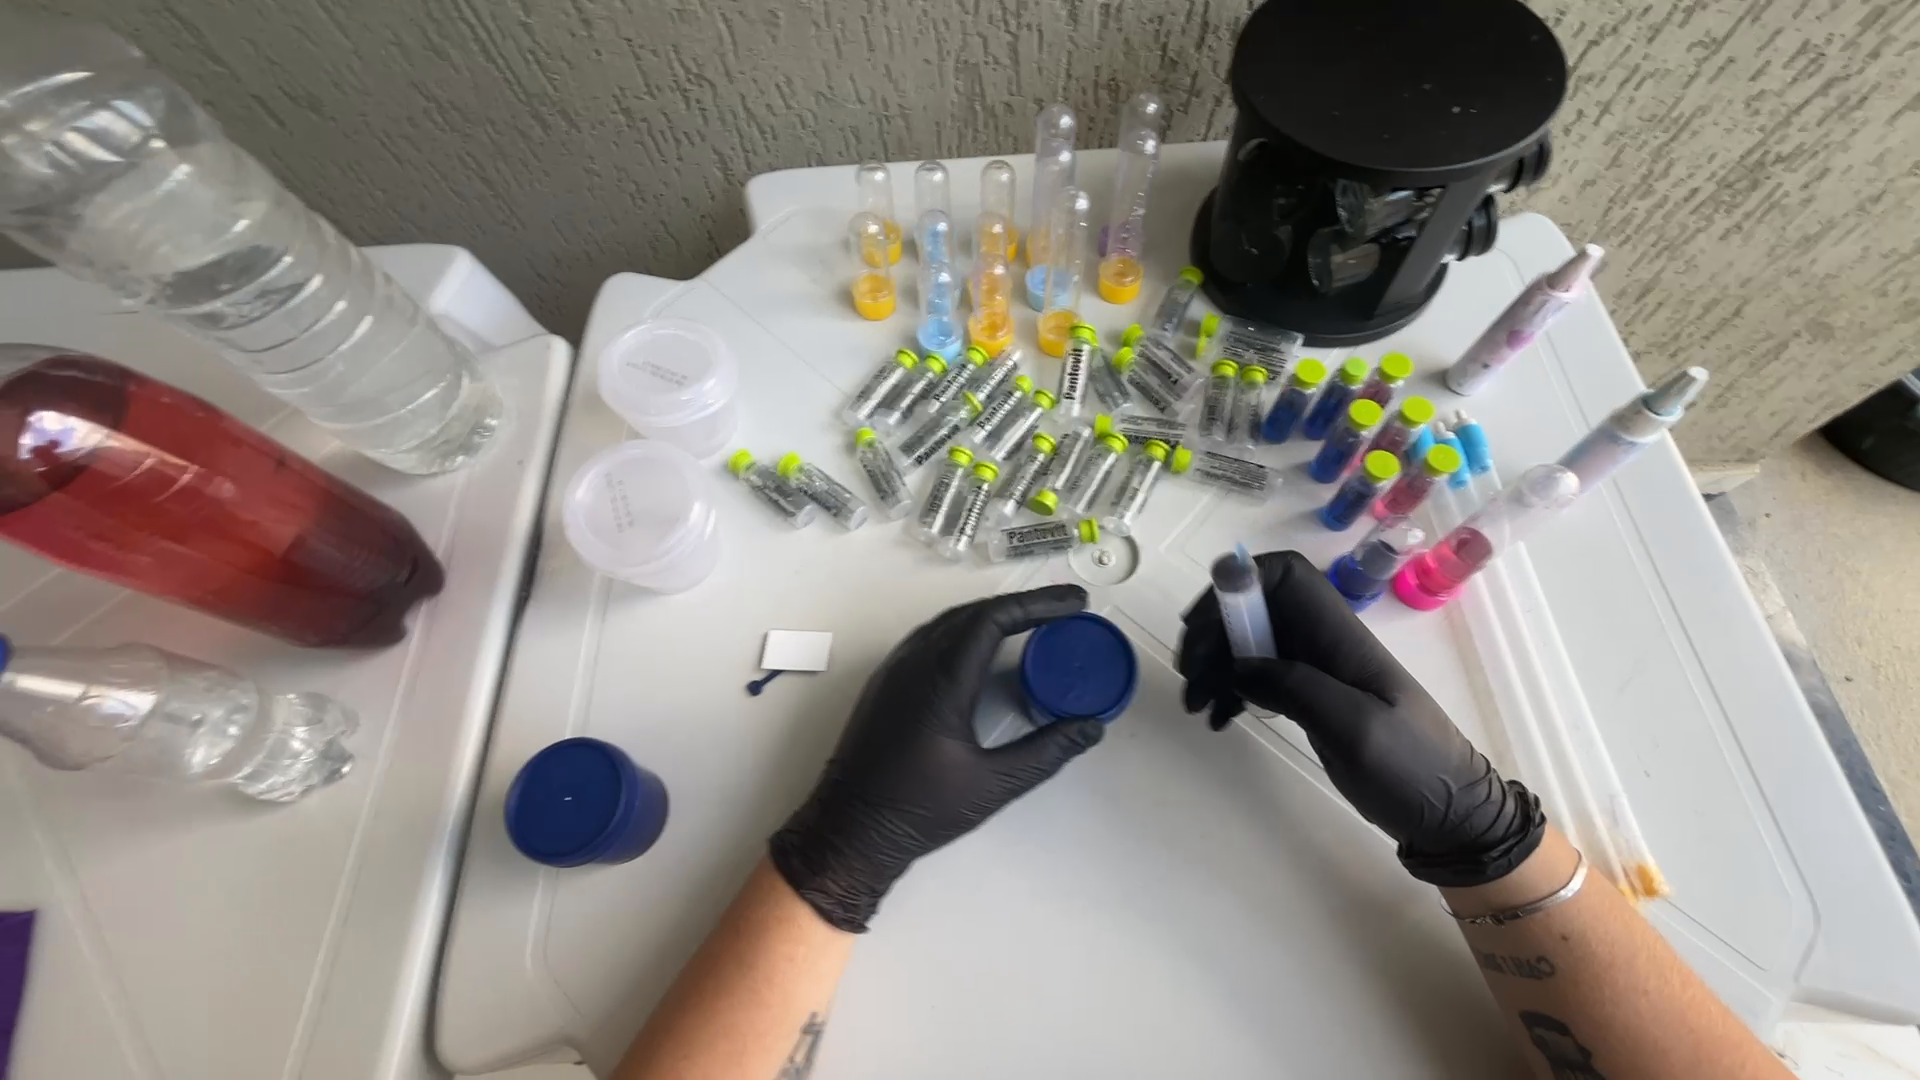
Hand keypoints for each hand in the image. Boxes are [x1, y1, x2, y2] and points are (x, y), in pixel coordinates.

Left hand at [769, 585, 1107, 931]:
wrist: (848, 830)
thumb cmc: (919, 811)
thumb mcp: (994, 785)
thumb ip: (1046, 752)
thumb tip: (1090, 727)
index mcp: (941, 679)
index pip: (994, 619)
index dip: (1038, 605)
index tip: (1075, 603)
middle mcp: (915, 662)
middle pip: (974, 612)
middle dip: (1023, 606)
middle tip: (1064, 610)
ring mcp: (895, 669)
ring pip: (950, 621)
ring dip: (993, 614)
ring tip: (1033, 622)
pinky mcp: (886, 681)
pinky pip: (931, 636)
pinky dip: (968, 629)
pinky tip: (986, 646)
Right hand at [1177, 550, 1543, 886]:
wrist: (1451, 816)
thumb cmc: (1413, 769)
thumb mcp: (1356, 728)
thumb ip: (1296, 687)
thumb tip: (1239, 667)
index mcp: (1339, 636)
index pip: (1284, 575)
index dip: (1238, 583)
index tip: (1206, 624)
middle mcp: (1322, 642)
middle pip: (1253, 609)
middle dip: (1213, 634)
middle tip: (1190, 677)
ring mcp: (1313, 669)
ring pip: (1247, 643)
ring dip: (1213, 666)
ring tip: (1197, 706)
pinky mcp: (1307, 696)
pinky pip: (1254, 676)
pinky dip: (1228, 690)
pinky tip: (1219, 718)